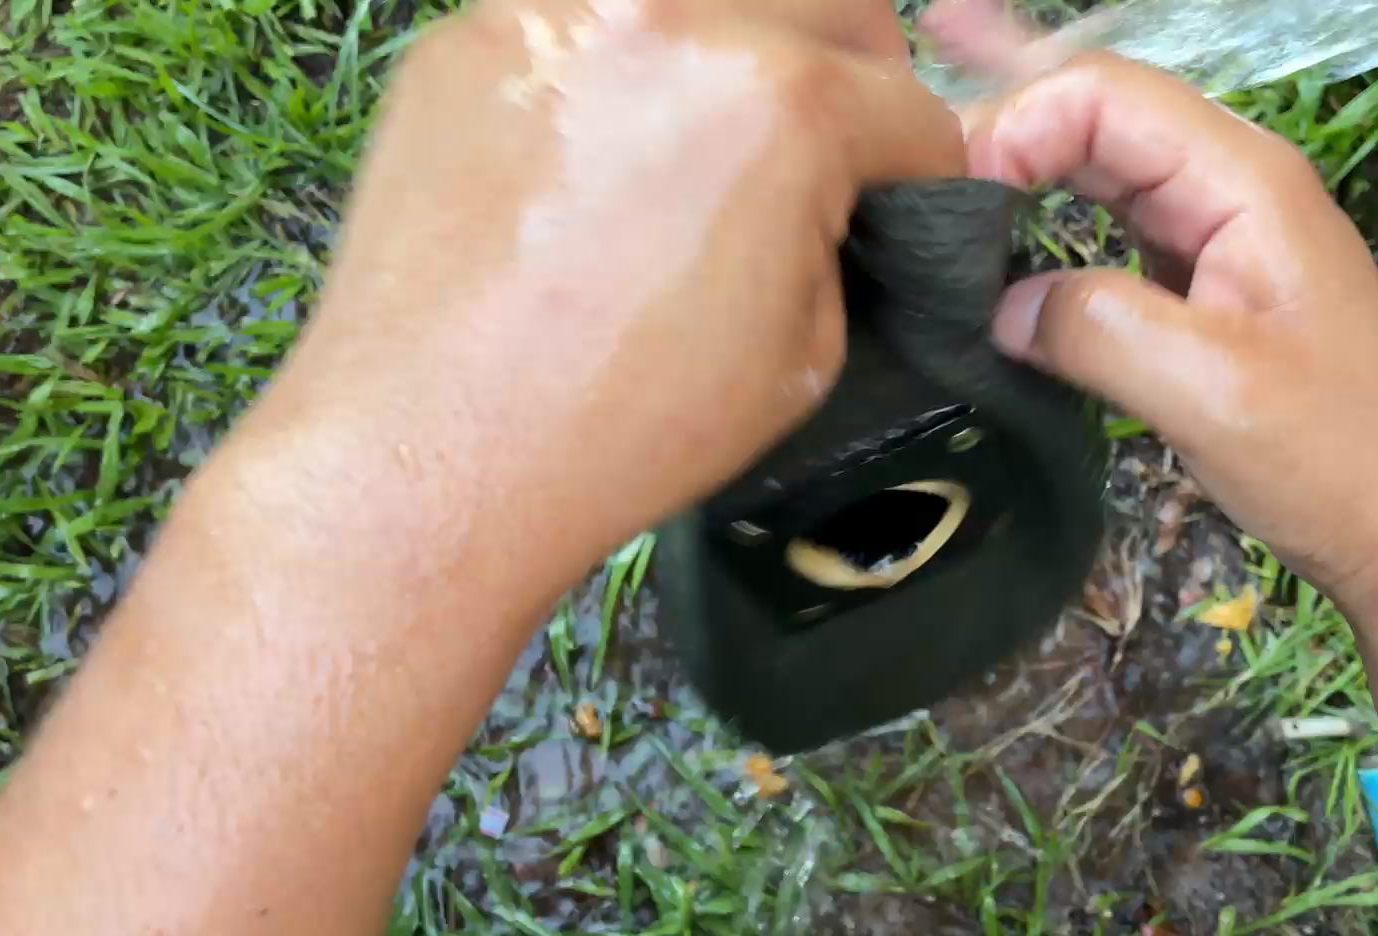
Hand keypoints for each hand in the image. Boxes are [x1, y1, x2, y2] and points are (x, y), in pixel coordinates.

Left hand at [240, 0, 961, 603]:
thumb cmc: (643, 423)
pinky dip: (646, 75)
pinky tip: (617, 158)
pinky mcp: (480, 31)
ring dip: (757, 61)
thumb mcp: (804, 359)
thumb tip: (828, 210)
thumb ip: (837, 253)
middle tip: (837, 162)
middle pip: (835, 3)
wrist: (444, 448)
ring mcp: (564, 5)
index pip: (915, 113)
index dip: (932, 176)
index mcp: (784, 109)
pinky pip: (606, 25)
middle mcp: (678, 15)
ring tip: (727, 148)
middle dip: (865, 81)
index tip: (916, 211)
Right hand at [923, 0, 1377, 606]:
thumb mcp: (1209, 389)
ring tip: (947, 183)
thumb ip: (1098, 328)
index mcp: (1240, 182)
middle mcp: (1226, 187)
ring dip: (1025, 166)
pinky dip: (1051, 223)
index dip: (1017, 130)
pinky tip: (1010, 230)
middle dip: (1007, 136)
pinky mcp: (1196, 288)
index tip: (952, 209)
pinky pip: (1109, 233)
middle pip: (1099, 120)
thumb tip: (998, 307)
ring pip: (1101, 172)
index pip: (1104, 99)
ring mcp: (1213, 238)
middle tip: (924, 193)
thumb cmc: (1327, 455)